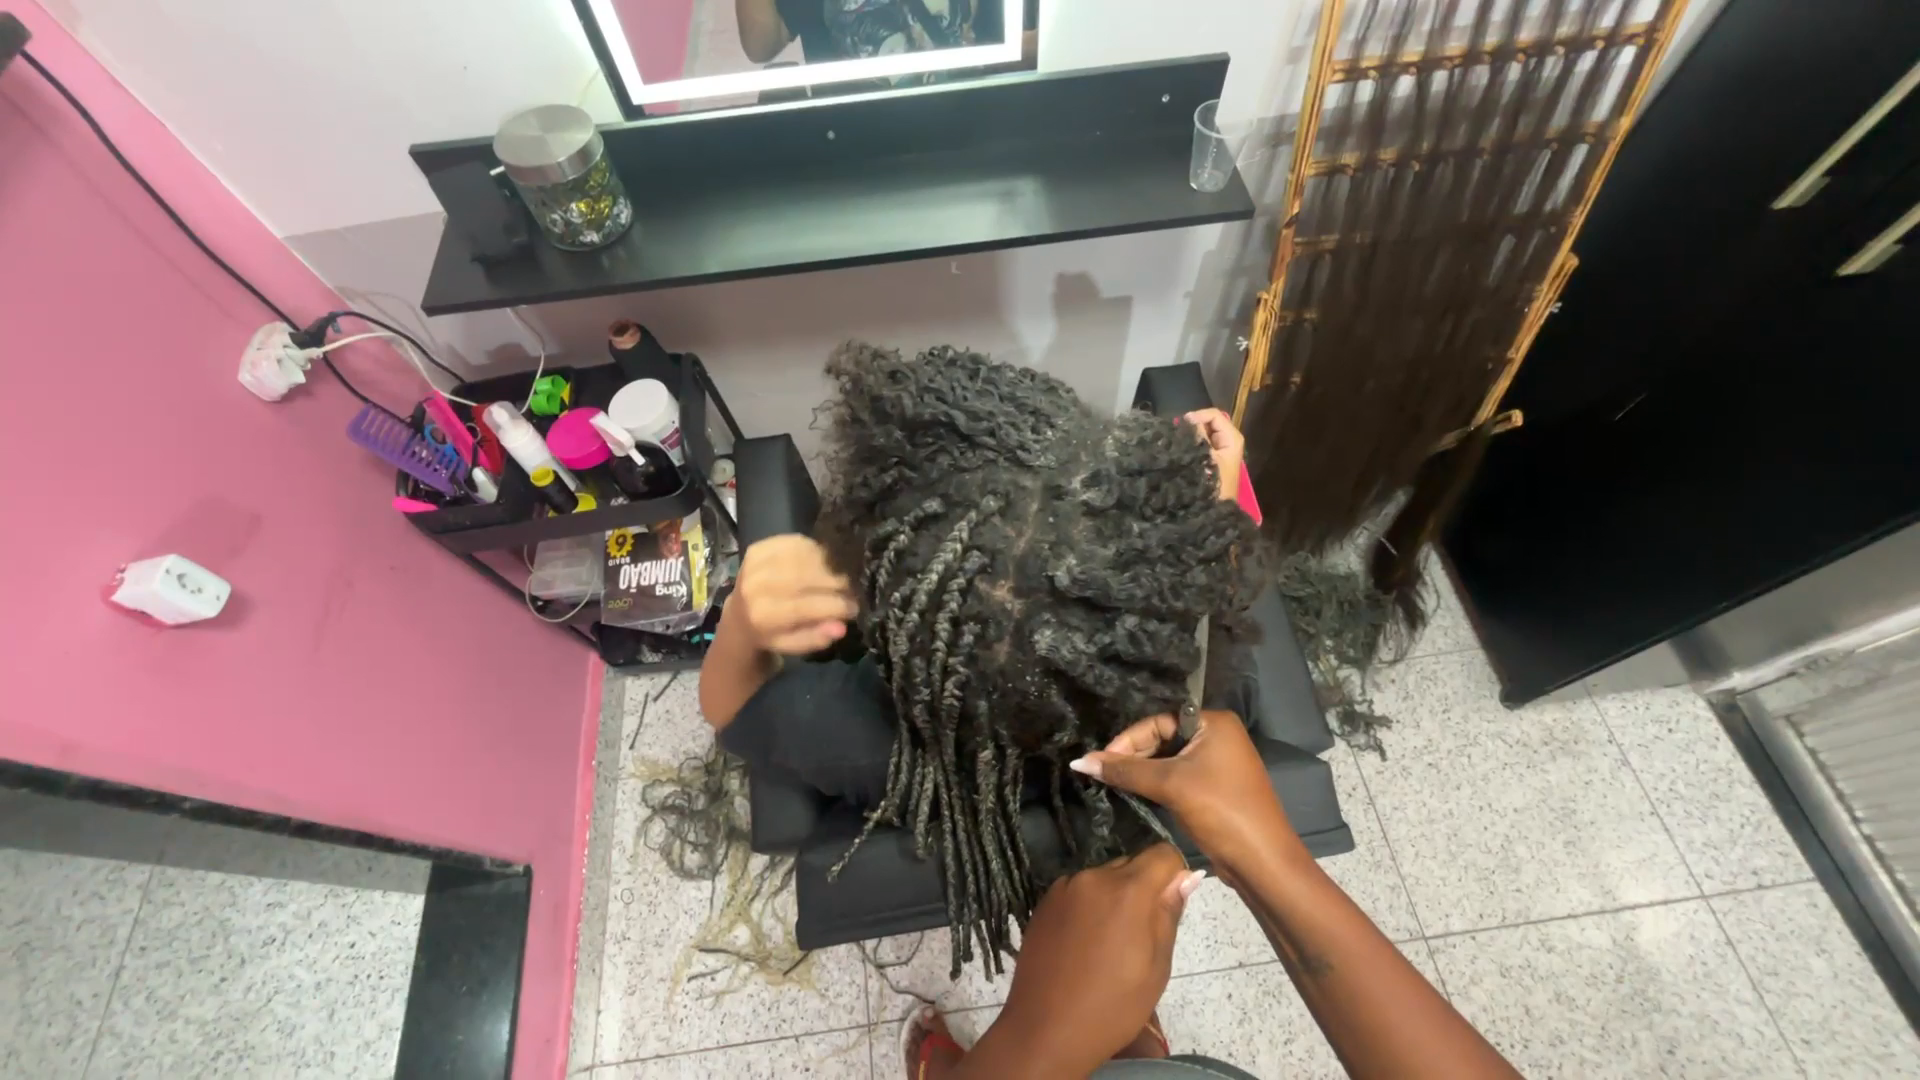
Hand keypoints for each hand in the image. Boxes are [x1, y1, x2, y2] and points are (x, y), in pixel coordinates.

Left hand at [728, 535, 857, 654]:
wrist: (738, 616)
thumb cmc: (771, 634)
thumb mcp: (792, 645)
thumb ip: (816, 638)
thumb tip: (841, 627)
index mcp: (762, 615)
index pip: (805, 607)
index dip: (835, 606)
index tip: (854, 608)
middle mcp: (755, 586)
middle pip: (805, 578)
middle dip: (835, 583)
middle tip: (851, 590)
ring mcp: (755, 564)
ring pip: (803, 557)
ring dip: (828, 566)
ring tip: (839, 576)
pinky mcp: (759, 548)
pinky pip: (797, 542)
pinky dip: (816, 550)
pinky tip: (823, 562)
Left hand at [971, 844, 1203, 1076]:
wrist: (1046, 1027)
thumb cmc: (1113, 1006)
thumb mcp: (1156, 967)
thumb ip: (1169, 913)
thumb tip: (1186, 875)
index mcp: (1127, 891)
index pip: (1162, 854)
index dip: (1174, 873)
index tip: (1171, 903)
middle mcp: (1094, 876)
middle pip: (1131, 864)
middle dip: (1143, 888)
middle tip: (1140, 934)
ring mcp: (1065, 885)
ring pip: (1104, 878)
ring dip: (1114, 897)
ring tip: (1109, 942)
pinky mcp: (1045, 899)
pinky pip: (1079, 890)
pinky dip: (1088, 905)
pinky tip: (1083, 942)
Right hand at [1070, 710, 1298, 878]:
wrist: (1262, 862)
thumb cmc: (1220, 811)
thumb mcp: (1169, 786)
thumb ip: (1125, 770)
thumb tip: (1079, 761)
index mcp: (1214, 722)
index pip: (1158, 721)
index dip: (1127, 740)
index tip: (1100, 761)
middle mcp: (1218, 735)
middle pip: (1163, 737)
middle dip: (1133, 755)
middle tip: (1103, 773)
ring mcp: (1218, 762)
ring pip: (1168, 758)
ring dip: (1142, 770)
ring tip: (1112, 782)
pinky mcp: (1214, 786)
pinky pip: (1178, 775)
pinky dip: (1156, 782)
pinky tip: (1134, 792)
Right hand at [1183, 408, 1244, 500]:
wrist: (1213, 509)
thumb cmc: (1212, 482)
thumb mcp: (1205, 456)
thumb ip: (1198, 435)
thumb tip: (1188, 419)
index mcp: (1232, 438)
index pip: (1214, 415)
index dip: (1197, 416)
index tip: (1180, 425)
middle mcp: (1228, 441)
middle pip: (1209, 423)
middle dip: (1193, 425)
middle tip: (1176, 434)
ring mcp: (1219, 450)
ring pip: (1203, 433)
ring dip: (1190, 436)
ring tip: (1176, 442)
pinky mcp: (1211, 459)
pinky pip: (1200, 444)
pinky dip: (1191, 444)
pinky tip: (1179, 450)